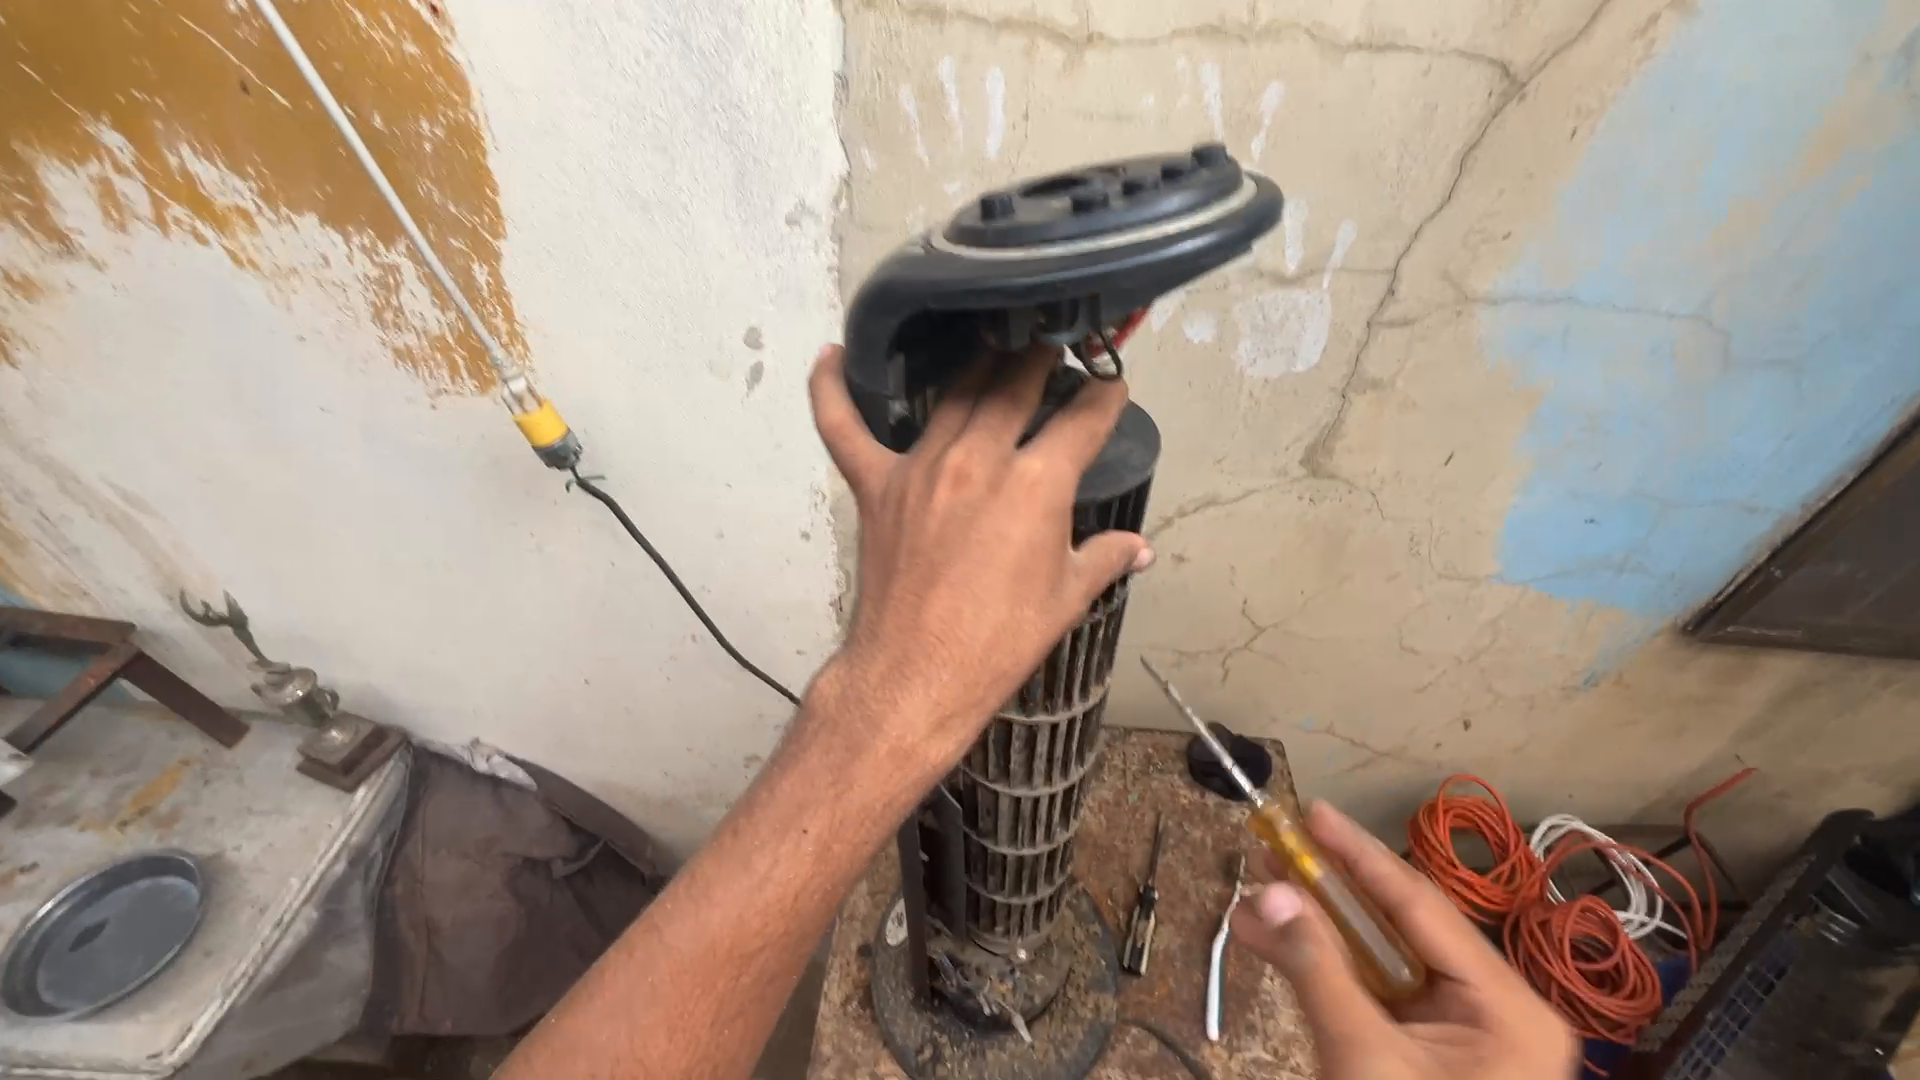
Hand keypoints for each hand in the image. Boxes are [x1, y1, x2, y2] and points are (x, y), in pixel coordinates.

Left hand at [805, 342, 1152, 775]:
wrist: (918, 676)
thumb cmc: (1000, 641)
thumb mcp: (1066, 599)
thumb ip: (1106, 559)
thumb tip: (1143, 550)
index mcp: (1036, 484)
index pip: (1082, 420)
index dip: (1104, 398)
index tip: (1110, 387)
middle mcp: (978, 458)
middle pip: (1014, 384)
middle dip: (1040, 356)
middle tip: (1051, 342)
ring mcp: (920, 466)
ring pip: (952, 394)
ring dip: (977, 364)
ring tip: (993, 342)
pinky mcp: (875, 485)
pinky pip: (844, 428)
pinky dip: (832, 391)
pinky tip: (833, 355)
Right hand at [1232, 802, 1578, 1079]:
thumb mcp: (1362, 1056)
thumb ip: (1314, 966)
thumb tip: (1267, 890)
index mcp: (1508, 1006)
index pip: (1420, 904)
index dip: (1359, 854)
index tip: (1313, 812)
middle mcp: (1490, 1006)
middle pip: (1395, 924)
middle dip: (1325, 889)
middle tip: (1269, 848)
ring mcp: (1458, 1029)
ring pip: (1375, 954)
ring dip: (1311, 927)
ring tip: (1253, 896)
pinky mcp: (1425, 1048)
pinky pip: (1368, 987)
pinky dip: (1318, 965)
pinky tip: (1270, 942)